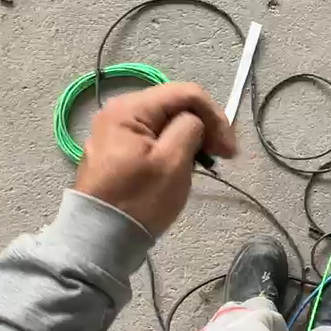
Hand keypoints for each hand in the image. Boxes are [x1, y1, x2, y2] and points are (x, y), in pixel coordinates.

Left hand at [72, 83, 236, 236]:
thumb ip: (191, 128)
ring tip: (204, 164)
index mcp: (131, 108)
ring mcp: (116, 131)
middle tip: (221, 157)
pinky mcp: (118, 150)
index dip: (215, 116)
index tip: (228, 151)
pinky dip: (174, 147)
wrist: (101, 238)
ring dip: (192, 138)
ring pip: (167, 122)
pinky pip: (154, 137)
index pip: (187, 93)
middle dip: (205, 126)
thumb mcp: (173, 162)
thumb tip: (195, 122)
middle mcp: (119, 111)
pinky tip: (183, 166)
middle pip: (176, 105)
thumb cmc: (139, 200)